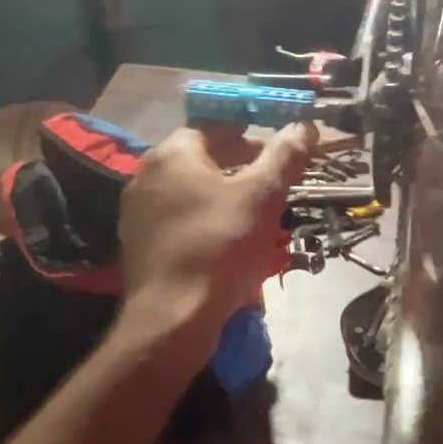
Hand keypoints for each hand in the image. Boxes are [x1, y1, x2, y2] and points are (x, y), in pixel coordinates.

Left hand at [114, 122, 314, 355]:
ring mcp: (138, 212)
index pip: (212, 124)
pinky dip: (205, 215)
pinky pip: (179, 216)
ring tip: (257, 204)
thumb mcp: (263, 196)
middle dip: (238, 159)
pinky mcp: (140, 243)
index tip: (275, 139)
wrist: (173, 318)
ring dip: (223, 188)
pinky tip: (229, 235)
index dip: (247, 127)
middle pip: (199, 156)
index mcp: (172, 155)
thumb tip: (304, 126)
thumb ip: (284, 156)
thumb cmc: (220, 246)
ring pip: (189, 188)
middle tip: (272, 171)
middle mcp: (146, 175)